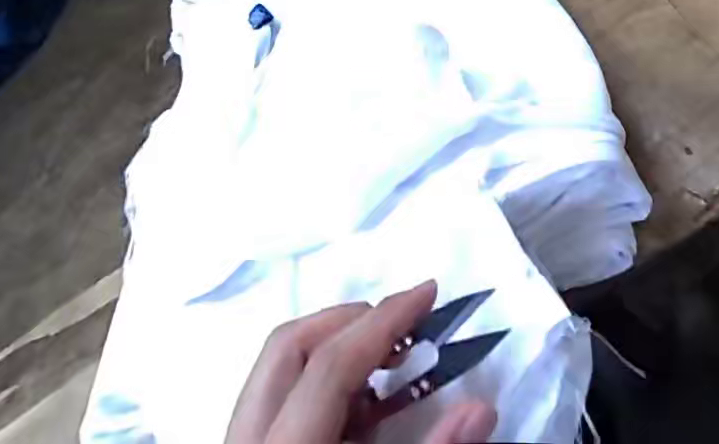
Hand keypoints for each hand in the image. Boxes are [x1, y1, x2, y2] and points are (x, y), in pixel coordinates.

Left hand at [225, 280, 497, 443]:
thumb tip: (482, 404)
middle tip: (404, 318)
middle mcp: (246, 435)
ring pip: (276, 362)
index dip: (385, 320)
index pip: (331, 362)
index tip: (429, 290)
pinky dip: (320, 379)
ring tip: (387, 354)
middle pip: (288, 343)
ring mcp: (237, 439)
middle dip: (351, 318)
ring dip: (335, 343)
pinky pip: (275, 392)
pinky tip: (359, 399)